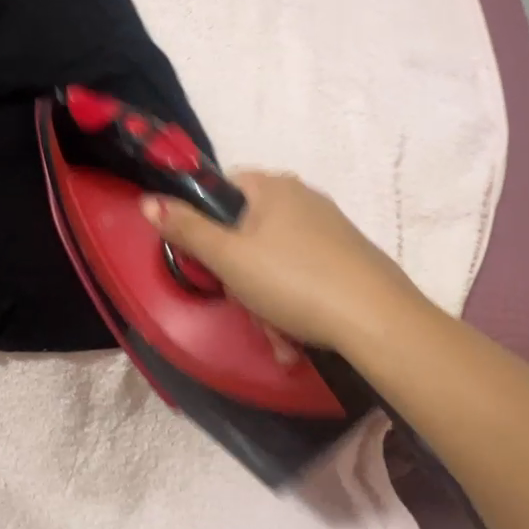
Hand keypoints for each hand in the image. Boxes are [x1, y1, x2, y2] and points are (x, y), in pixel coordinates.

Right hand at [142, 171, 430, 351]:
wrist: (380, 322)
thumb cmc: (293, 280)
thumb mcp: (227, 257)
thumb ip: (185, 228)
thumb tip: (147, 201)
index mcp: (272, 186)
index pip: (221, 188)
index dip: (204, 222)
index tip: (206, 258)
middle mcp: (302, 198)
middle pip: (246, 232)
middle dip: (239, 279)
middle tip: (243, 307)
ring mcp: (329, 229)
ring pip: (274, 261)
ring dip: (265, 303)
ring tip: (276, 340)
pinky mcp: (349, 259)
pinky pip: (303, 277)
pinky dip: (293, 306)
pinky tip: (295, 341)